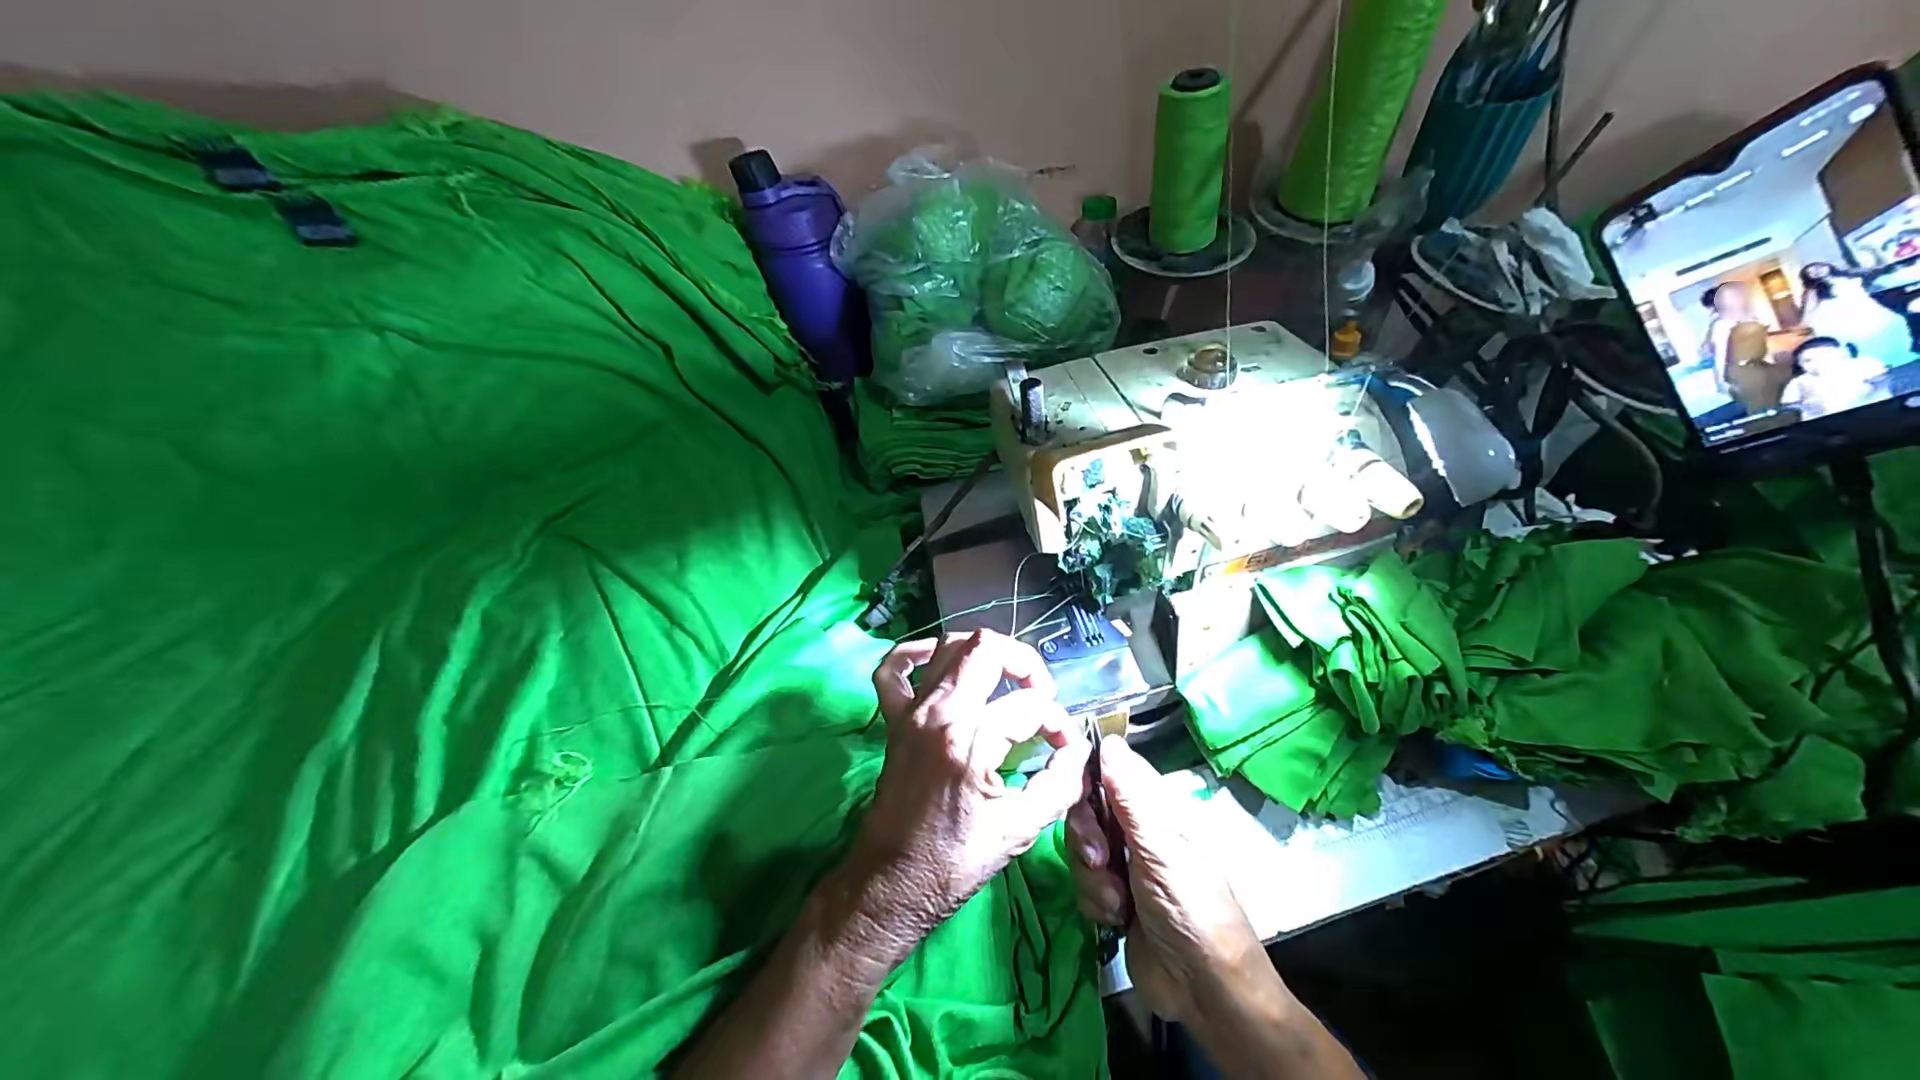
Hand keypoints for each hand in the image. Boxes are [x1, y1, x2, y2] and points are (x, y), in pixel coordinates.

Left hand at [851, 630, 1093, 951]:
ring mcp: (910, 711)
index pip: (1028, 705)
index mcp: (970, 741)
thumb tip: (1077, 754)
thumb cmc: (954, 861)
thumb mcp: (1019, 830)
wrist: (893, 880)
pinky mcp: (893, 720)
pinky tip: (938, 659)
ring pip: (947, 646)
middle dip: (1024, 663)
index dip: (1057, 721)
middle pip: (986, 649)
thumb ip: (1057, 785)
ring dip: (984, 653)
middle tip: (1040, 693)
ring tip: (1006, 678)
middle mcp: (938, 713)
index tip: (1065, 745)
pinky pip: (893, 668)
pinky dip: (914, 653)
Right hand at [1067, 736, 1268, 1023]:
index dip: (1086, 778)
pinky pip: (1081, 884)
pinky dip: (1094, 902)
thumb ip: (1130, 796)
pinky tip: (1116, 920)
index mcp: (1156, 809)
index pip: (1110, 771)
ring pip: (1080, 849)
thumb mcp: (1160, 849)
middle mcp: (1137, 830)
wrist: (1203, 989)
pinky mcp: (1111, 897)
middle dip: (1087, 838)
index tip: (1073, 794)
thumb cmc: (1191, 908)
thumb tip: (1108, 741)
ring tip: (1119, 903)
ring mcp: (1123, 864)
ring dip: (1093, 879)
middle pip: (1087, 810)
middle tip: (1103, 861)